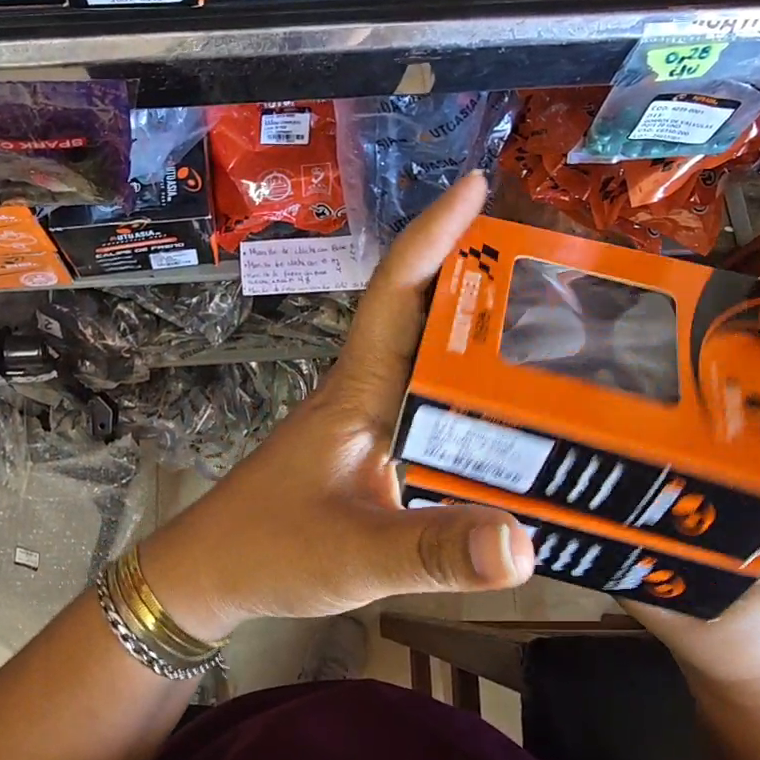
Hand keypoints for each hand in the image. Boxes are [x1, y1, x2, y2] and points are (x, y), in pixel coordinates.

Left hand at [141, 170, 536, 640]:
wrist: (210, 572)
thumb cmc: (267, 548)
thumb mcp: (356, 553)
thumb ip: (434, 551)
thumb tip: (522, 543)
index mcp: (358, 391)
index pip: (395, 293)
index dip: (433, 235)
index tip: (476, 186)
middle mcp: (364, 392)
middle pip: (422, 315)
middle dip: (477, 275)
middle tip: (548, 260)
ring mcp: (364, 421)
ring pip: (427, 359)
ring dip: (476, 333)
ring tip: (549, 321)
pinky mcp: (368, 451)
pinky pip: (427, 405)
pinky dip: (468, 393)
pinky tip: (507, 410)